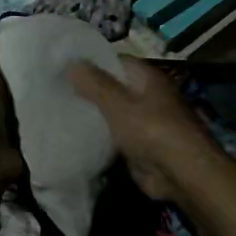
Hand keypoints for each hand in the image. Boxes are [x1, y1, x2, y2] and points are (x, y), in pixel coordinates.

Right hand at [67, 56, 217, 200]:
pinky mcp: (138, 147)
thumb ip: (95, 84)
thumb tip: (71, 61)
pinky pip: (113, 137)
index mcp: (147, 79)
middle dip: (87, 91)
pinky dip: (97, 138)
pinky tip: (73, 137)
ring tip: (57, 112)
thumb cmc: (152, 130)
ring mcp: (143, 123)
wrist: (179, 173)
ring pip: (111, 115)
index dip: (91, 63)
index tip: (63, 67)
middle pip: (112, 89)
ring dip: (91, 116)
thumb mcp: (119, 104)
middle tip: (55, 92)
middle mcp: (147, 97)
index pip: (116, 62)